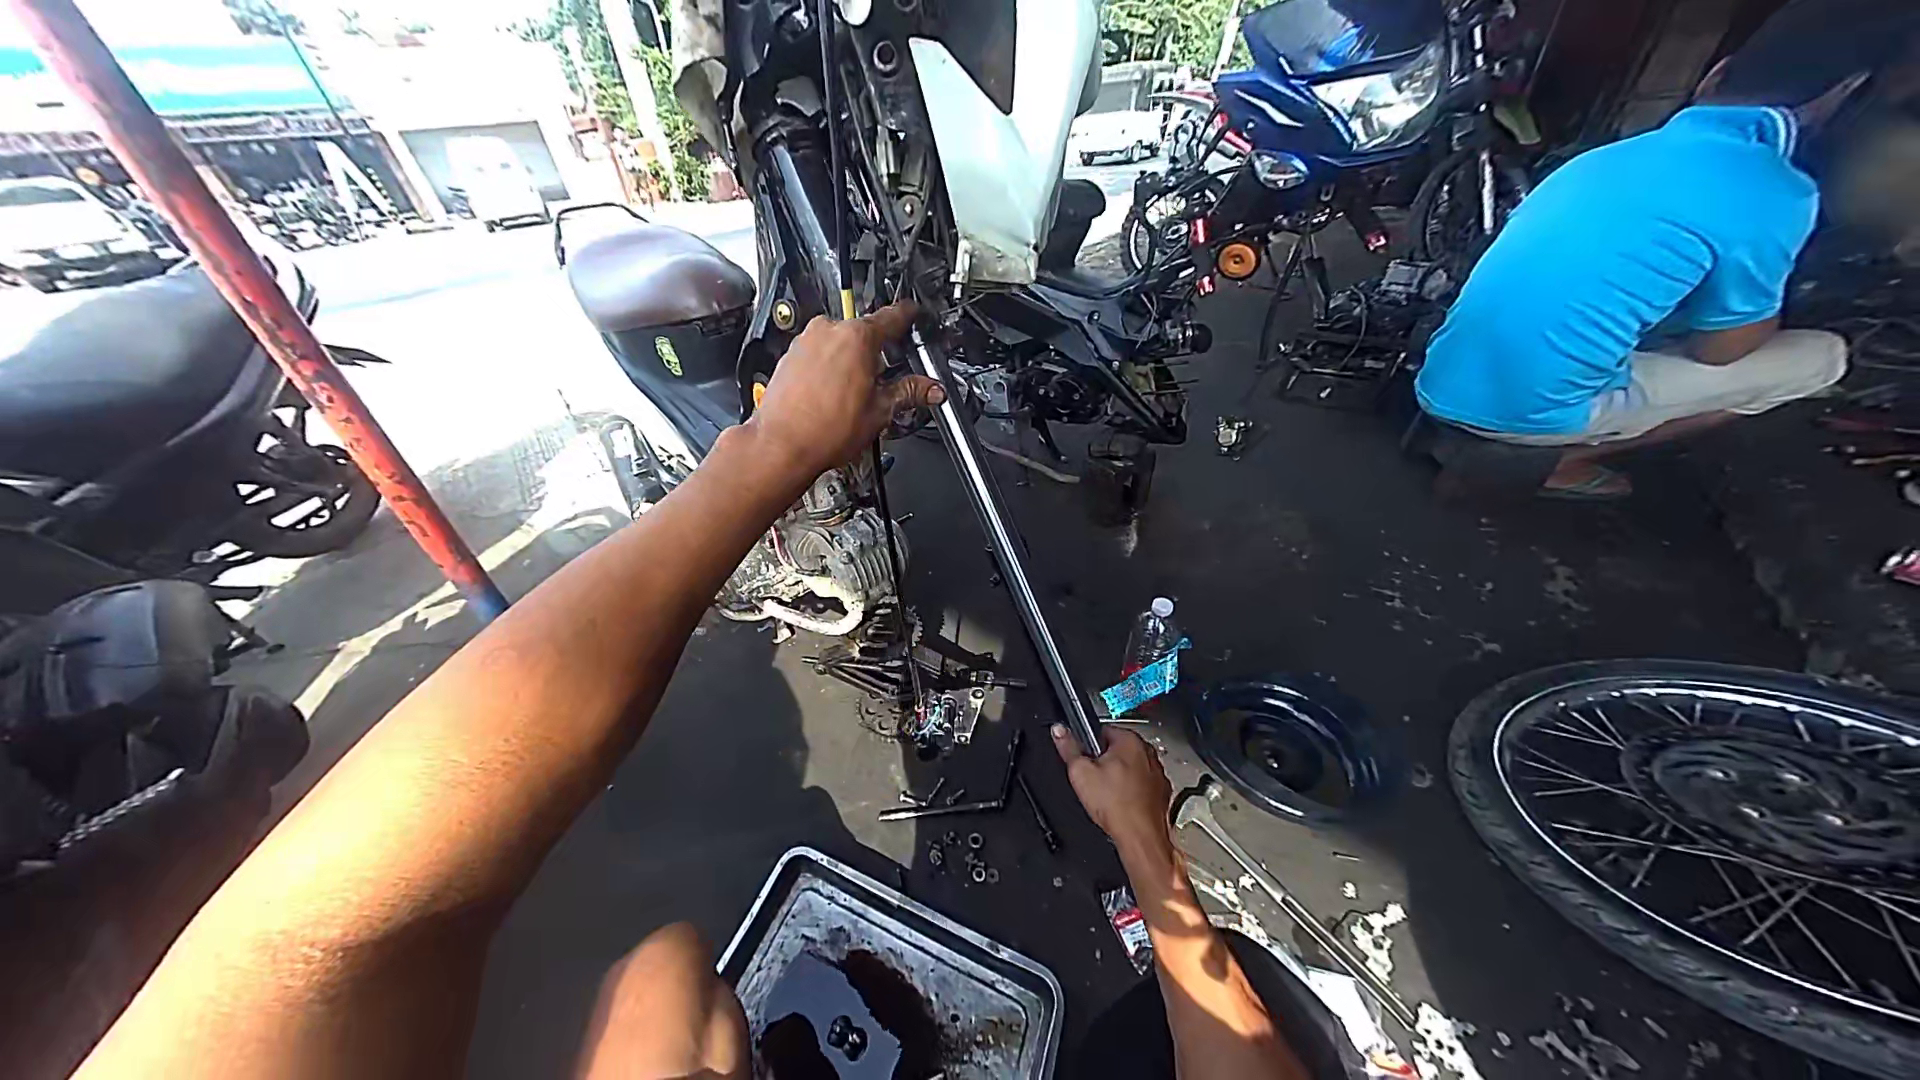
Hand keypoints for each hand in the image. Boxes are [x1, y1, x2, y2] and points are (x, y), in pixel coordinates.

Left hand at [745, 301, 944, 481]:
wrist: (781, 446)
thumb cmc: (823, 430)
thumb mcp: (880, 412)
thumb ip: (909, 393)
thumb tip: (930, 389)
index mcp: (857, 337)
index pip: (892, 316)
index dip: (907, 315)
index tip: (912, 314)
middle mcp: (829, 331)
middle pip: (864, 332)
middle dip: (877, 353)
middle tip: (886, 380)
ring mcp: (805, 342)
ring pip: (839, 343)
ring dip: (851, 361)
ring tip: (856, 396)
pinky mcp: (790, 357)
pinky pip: (818, 354)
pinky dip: (829, 368)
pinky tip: (833, 396)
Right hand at [1052, 724, 1172, 852]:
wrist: (1141, 837)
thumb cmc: (1116, 806)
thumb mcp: (1080, 772)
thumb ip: (1068, 747)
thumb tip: (1059, 731)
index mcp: (1129, 740)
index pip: (1102, 730)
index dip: (1088, 746)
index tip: (1085, 759)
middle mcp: (1147, 752)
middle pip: (1117, 749)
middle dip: (1105, 761)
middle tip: (1095, 780)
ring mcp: (1157, 772)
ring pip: (1130, 767)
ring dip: (1120, 776)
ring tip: (1109, 794)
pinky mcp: (1162, 790)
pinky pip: (1142, 784)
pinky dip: (1132, 790)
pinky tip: (1122, 802)